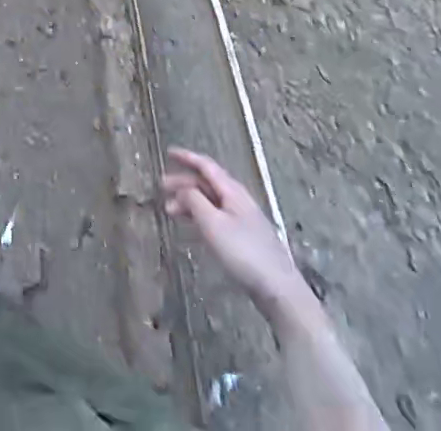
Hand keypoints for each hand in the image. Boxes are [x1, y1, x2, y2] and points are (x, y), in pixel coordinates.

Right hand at [163, 148, 303, 308]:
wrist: (278, 288)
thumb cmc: (243, 252)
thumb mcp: (212, 223)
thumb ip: (194, 201)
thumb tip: (183, 188)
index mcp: (232, 192)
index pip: (206, 167)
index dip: (187, 158)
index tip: (169, 152)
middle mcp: (238, 201)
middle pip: (208, 184)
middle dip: (184, 183)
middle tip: (162, 188)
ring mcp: (243, 219)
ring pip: (211, 201)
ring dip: (189, 201)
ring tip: (170, 211)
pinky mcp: (244, 237)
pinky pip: (216, 217)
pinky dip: (199, 216)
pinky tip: (192, 227)